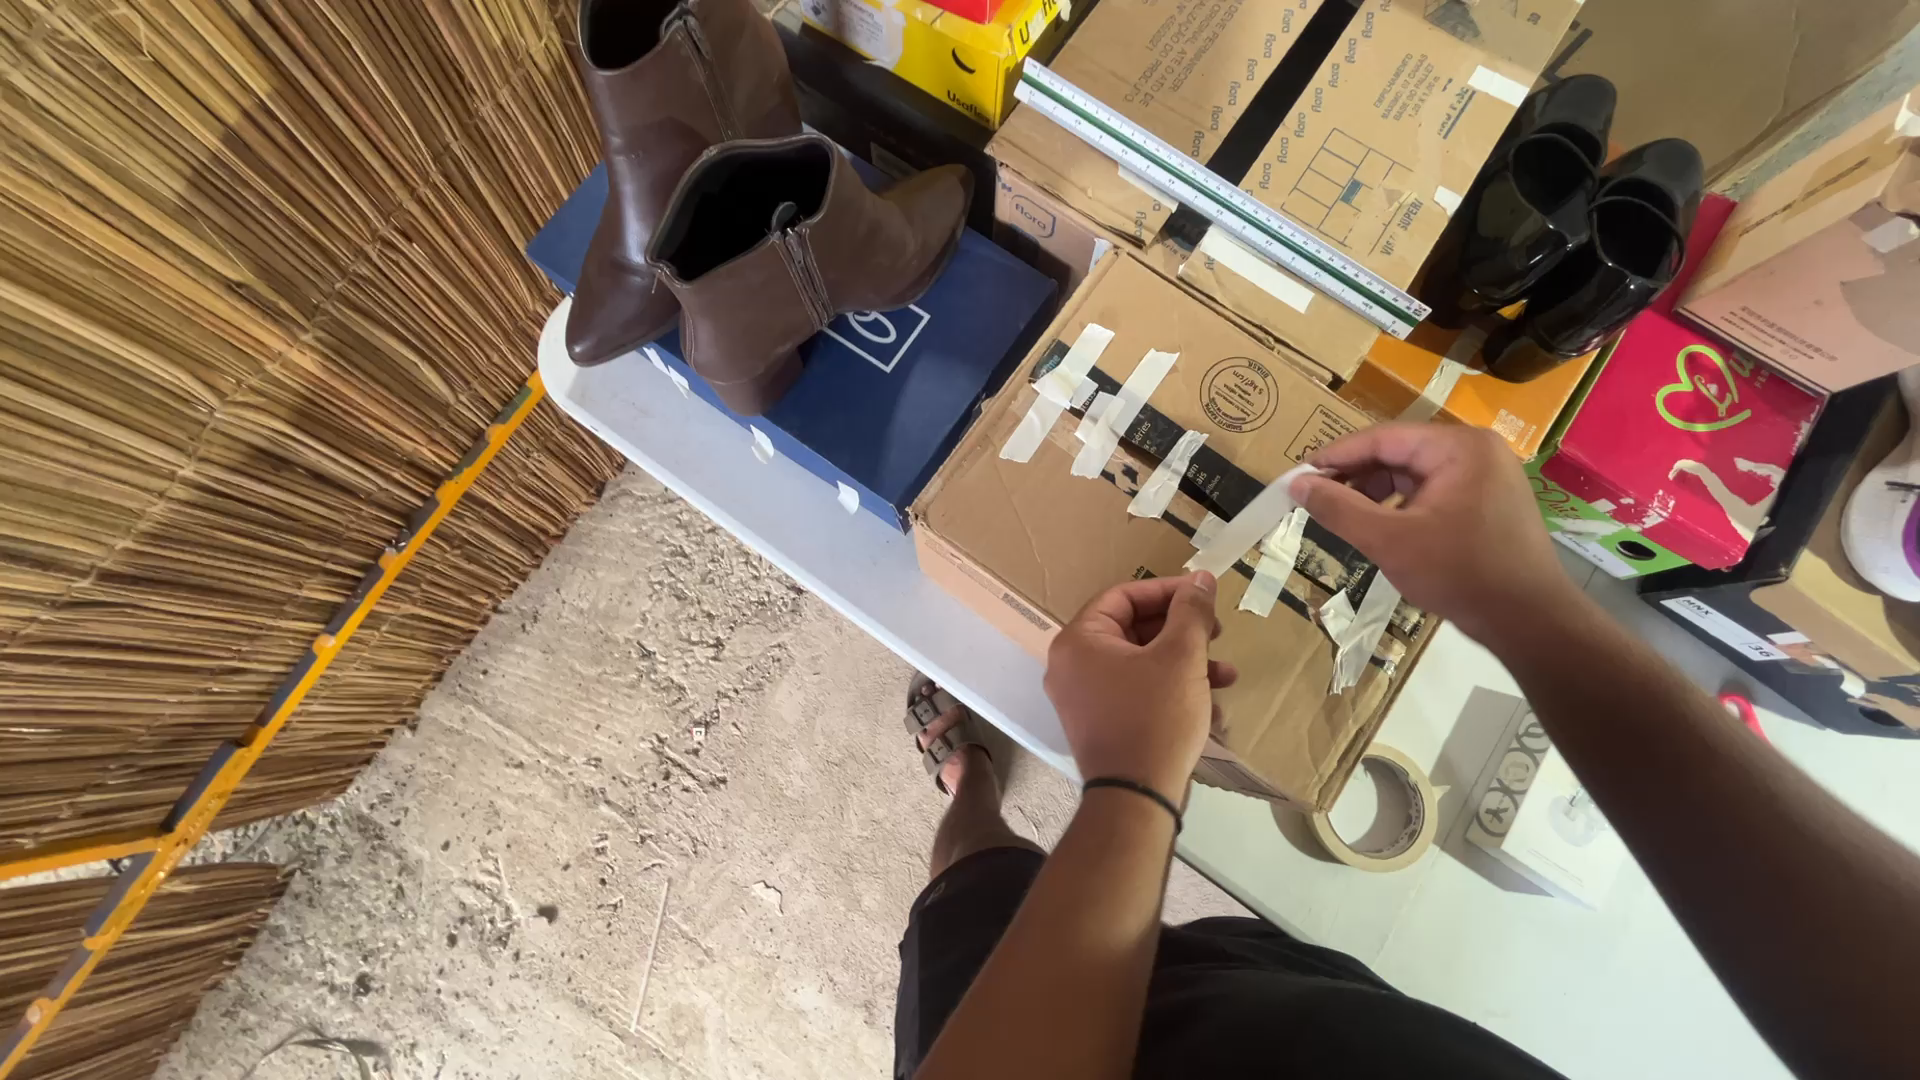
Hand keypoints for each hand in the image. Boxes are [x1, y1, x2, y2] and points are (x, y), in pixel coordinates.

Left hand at [1043, 573, 1238, 803]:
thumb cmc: (1154, 719)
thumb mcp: (1181, 658)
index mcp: (1077, 640)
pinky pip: (1136, 692)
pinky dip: (1171, 691)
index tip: (1204, 595)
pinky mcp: (1100, 723)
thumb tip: (1200, 578)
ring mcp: (1082, 697)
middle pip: (1132, 629)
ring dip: (1185, 664)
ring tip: (1226, 675)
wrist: (1135, 799)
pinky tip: (1212, 706)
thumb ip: (1191, 612)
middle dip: (1182, 631)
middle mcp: (1071, 665)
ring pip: (1140, 663)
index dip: (1168, 591)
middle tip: (1218, 634)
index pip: (1123, 596)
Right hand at [1289, 424, 1579, 649]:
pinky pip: (1428, 490)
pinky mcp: (1485, 500)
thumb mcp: (1388, 540)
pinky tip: (1377, 528)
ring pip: (1410, 472)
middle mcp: (1475, 450)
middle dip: (1353, 475)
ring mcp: (1484, 475)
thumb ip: (1338, 508)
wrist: (1528, 620)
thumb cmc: (1459, 573)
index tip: (1297, 475)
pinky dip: (1398, 504)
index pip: (1381, 438)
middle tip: (1315, 498)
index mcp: (1458, 447)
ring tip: (1342, 516)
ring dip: (1373, 491)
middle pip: (1396, 452)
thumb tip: (1296, 484)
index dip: (1335, 456)